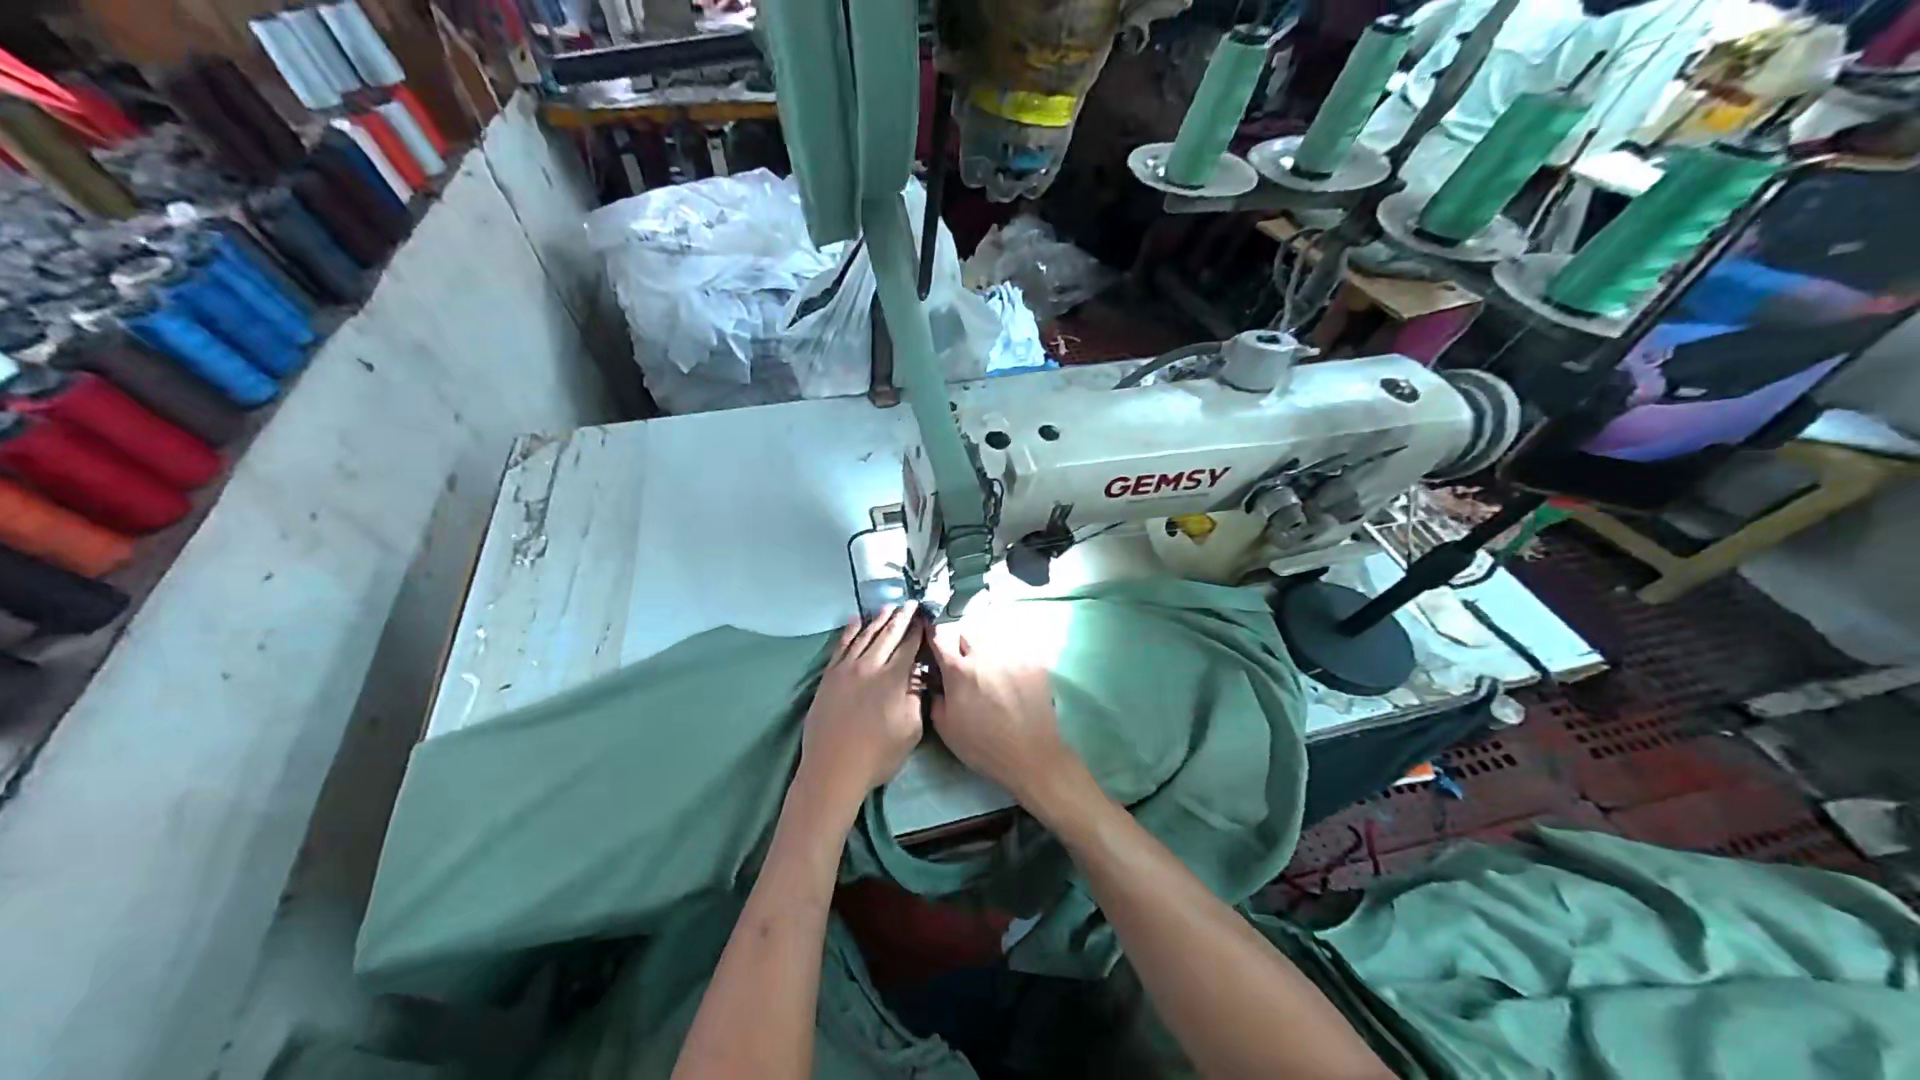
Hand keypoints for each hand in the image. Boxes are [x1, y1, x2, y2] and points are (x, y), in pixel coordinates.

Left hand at [796, 605, 925, 808]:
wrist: (833, 769)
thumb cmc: (878, 755)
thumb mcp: (911, 729)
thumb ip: (917, 697)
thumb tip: (919, 673)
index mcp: (894, 678)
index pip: (909, 645)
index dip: (918, 629)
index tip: (925, 616)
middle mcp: (870, 666)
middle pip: (888, 634)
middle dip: (902, 617)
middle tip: (911, 604)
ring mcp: (846, 669)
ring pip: (865, 636)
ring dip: (878, 620)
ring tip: (889, 607)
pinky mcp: (829, 676)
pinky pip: (841, 646)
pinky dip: (850, 631)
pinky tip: (856, 621)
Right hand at [927, 623, 1080, 807]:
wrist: (1031, 754)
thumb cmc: (982, 745)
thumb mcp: (945, 727)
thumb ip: (935, 697)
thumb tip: (935, 682)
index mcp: (959, 670)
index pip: (939, 638)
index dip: (933, 637)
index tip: (933, 641)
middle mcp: (984, 655)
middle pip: (968, 633)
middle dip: (962, 645)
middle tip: (965, 665)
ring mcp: (1012, 656)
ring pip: (994, 641)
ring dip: (987, 652)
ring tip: (992, 673)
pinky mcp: (1034, 662)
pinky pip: (1017, 652)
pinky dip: (1011, 662)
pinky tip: (1014, 680)